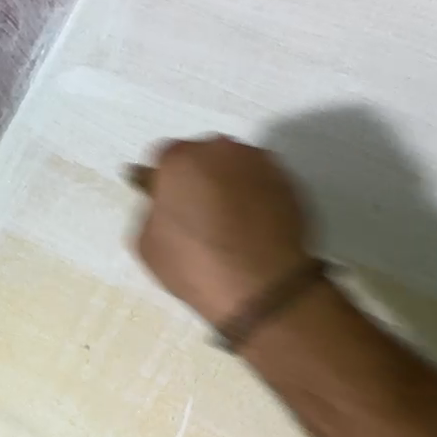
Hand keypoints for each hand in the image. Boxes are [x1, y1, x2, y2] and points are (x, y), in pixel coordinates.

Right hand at [131, 137, 313, 325]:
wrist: (262, 288)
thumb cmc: (193, 263)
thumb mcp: (146, 242)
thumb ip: (153, 210)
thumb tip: (165, 203)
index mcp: (179, 158)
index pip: (163, 158)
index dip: (164, 182)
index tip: (168, 205)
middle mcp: (220, 149)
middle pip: (202, 156)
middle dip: (198, 177)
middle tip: (198, 213)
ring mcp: (259, 162)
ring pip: (234, 166)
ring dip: (228, 184)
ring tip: (229, 221)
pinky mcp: (290, 182)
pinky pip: (261, 182)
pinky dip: (254, 196)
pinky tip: (251, 226)